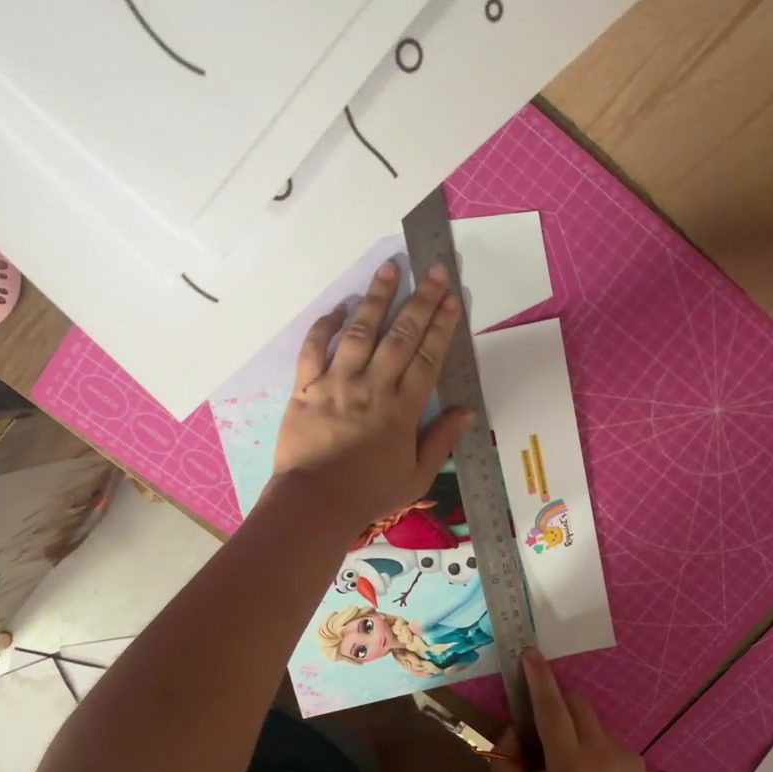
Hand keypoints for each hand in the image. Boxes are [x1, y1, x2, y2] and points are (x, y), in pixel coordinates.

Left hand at [267, 259, 473, 534]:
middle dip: (420, 300)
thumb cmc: (368, 493)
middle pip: (400, 335)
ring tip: (389, 268)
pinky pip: (314, 348)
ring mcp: (337, 383)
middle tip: (434, 269)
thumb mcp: (416, 475)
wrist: (314, 503)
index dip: (442, 326)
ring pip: (360, 332)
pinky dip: (325, 325)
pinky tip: (339, 308)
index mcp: (402, 409)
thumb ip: (441, 440)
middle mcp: (372, 387)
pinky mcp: (306, 387)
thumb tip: (466, 411)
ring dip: (376, 298)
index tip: (453, 298)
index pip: (428, 358)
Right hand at [489, 649, 649, 771]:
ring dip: (574, 728)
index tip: (530, 653)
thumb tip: (513, 727)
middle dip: (557, 704)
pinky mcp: (636, 760)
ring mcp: (623, 755)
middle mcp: (600, 753)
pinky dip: (591, 744)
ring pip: (591, 719)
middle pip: (576, 703)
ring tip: (570, 765)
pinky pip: (605, 735)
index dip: (540, 679)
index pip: (552, 710)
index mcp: (568, 765)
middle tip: (543, 730)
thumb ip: (504, 761)